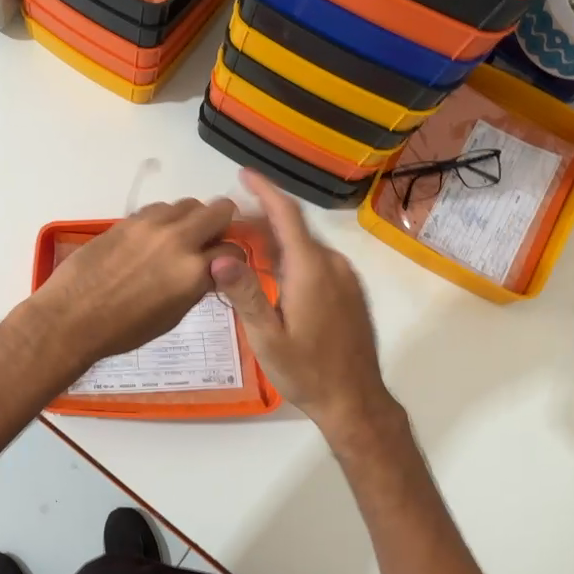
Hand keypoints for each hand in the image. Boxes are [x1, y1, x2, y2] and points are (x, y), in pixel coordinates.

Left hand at [25, 198, 239, 371]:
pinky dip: (163, 219)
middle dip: (221, 223)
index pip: (233, 251)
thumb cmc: (124, 330)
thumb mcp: (173, 316)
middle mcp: (179, 240)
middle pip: (219, 210)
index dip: (232, 258)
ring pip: (188, 204)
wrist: (73, 317)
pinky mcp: (127, 220)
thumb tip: (205, 270)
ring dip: (190, 218)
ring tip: (178, 239)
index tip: (224, 263)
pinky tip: (152, 238)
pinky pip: (159, 209)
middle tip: (210, 239)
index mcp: (195, 272)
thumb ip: (195, 286)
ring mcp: (152, 225)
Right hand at [211, 170, 398, 436]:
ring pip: (305, 245)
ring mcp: (345, 278)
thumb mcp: (266, 337)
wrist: (355, 401)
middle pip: (293, 229)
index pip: (287, 216)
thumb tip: (218, 258)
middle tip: (226, 227)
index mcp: (311, 270)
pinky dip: (291, 256)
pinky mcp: (350, 291)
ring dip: (274, 241)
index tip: (245, 173)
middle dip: (260, 220)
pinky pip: (317, 261)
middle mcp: (332, 265)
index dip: (265, 190)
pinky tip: (272, 273)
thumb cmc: (307, 372)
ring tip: (242, 249)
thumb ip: (245, 294)